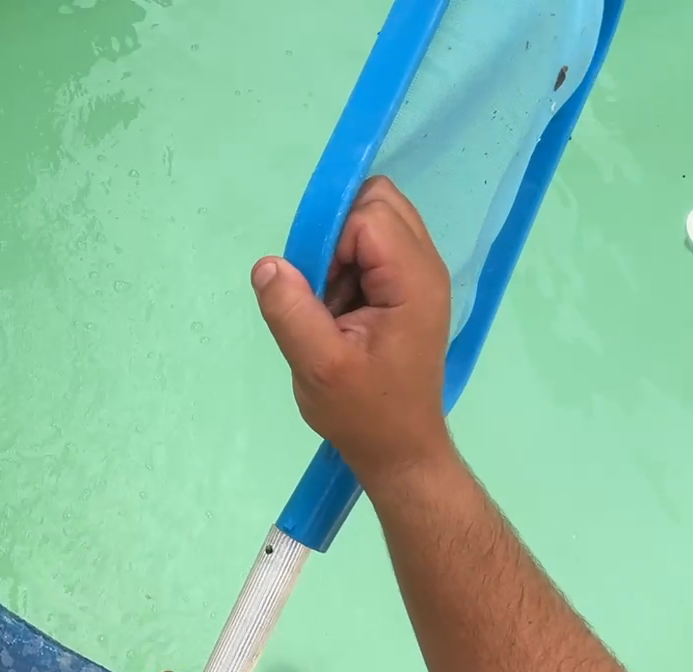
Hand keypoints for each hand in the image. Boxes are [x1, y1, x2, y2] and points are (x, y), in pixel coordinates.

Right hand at [250, 176, 454, 493]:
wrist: (397, 448)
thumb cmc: (362, 412)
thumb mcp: (316, 367)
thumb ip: (290, 311)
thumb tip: (267, 264)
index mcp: (413, 280)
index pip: (367, 215)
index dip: (330, 242)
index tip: (314, 292)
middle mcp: (425, 267)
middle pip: (378, 202)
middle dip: (336, 238)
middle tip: (321, 294)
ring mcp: (419, 277)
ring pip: (372, 225)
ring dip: (339, 257)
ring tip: (330, 310)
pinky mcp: (406, 291)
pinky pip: (371, 253)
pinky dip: (346, 273)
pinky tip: (339, 316)